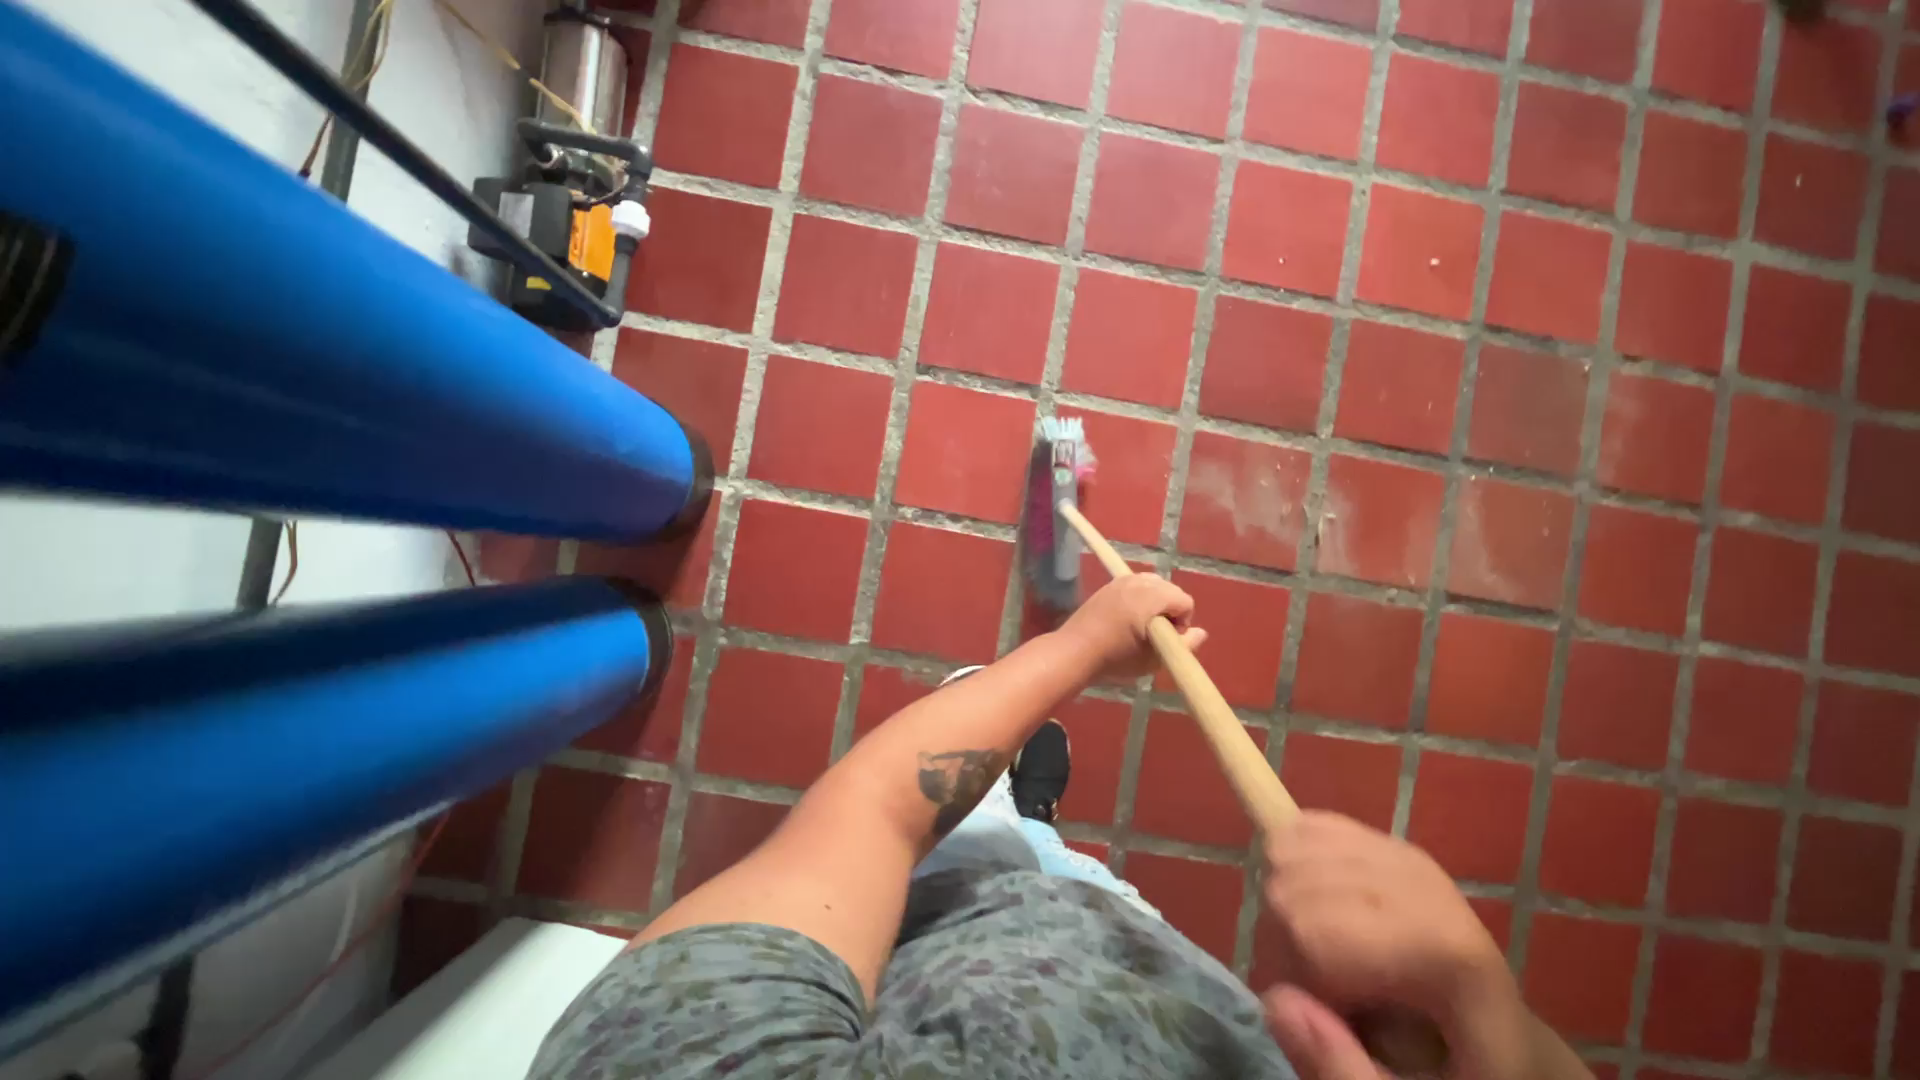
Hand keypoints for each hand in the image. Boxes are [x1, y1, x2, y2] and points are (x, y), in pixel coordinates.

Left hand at [1057, 573, 1206, 679]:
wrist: (1076, 651)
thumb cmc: (1118, 657)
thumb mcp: (1155, 658)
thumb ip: (1184, 645)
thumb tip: (1201, 633)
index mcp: (1153, 596)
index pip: (1185, 601)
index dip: (1182, 622)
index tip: (1167, 640)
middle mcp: (1139, 581)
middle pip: (1170, 590)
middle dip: (1169, 610)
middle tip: (1155, 634)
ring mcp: (1121, 580)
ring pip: (1153, 585)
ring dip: (1155, 602)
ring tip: (1142, 625)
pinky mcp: (1108, 585)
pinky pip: (1134, 585)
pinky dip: (1139, 597)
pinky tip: (1127, 618)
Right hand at [1261, 813, 1532, 1079]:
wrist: (1503, 1046)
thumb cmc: (1459, 1075)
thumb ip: (1343, 1070)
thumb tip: (1274, 1000)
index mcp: (1448, 952)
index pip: (1313, 926)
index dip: (1291, 975)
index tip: (1322, 1019)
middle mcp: (1426, 883)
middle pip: (1289, 885)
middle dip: (1280, 942)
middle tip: (1316, 993)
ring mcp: (1403, 852)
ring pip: (1285, 850)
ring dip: (1279, 907)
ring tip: (1318, 953)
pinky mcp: (1385, 839)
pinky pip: (1303, 826)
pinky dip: (1288, 865)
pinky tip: (1315, 908)